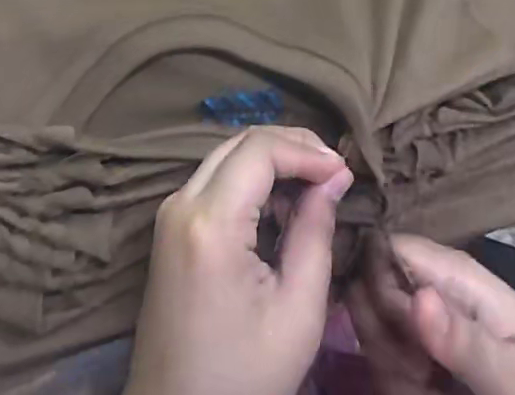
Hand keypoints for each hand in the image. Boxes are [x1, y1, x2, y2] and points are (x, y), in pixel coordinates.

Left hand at [125, 126, 353, 394]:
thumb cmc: (244, 375)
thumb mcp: (297, 310)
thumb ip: (316, 232)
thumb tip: (335, 176)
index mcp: (210, 223)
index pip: (260, 149)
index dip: (307, 150)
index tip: (344, 170)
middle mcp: (181, 205)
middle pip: (241, 142)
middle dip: (293, 146)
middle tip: (333, 169)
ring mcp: (170, 214)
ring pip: (227, 155)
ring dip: (273, 159)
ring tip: (314, 185)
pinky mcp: (170, 228)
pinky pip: (215, 178)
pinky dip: (252, 177)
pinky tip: (281, 203)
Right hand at [345, 234, 514, 394]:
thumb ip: (466, 339)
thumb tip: (417, 296)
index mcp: (458, 274)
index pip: (389, 248)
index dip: (373, 281)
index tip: (384, 329)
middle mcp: (437, 286)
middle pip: (375, 287)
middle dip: (379, 330)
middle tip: (415, 371)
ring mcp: (431, 320)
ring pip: (377, 323)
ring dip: (388, 357)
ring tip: (423, 383)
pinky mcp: (431, 350)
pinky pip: (390, 354)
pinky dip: (397, 375)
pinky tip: (421, 388)